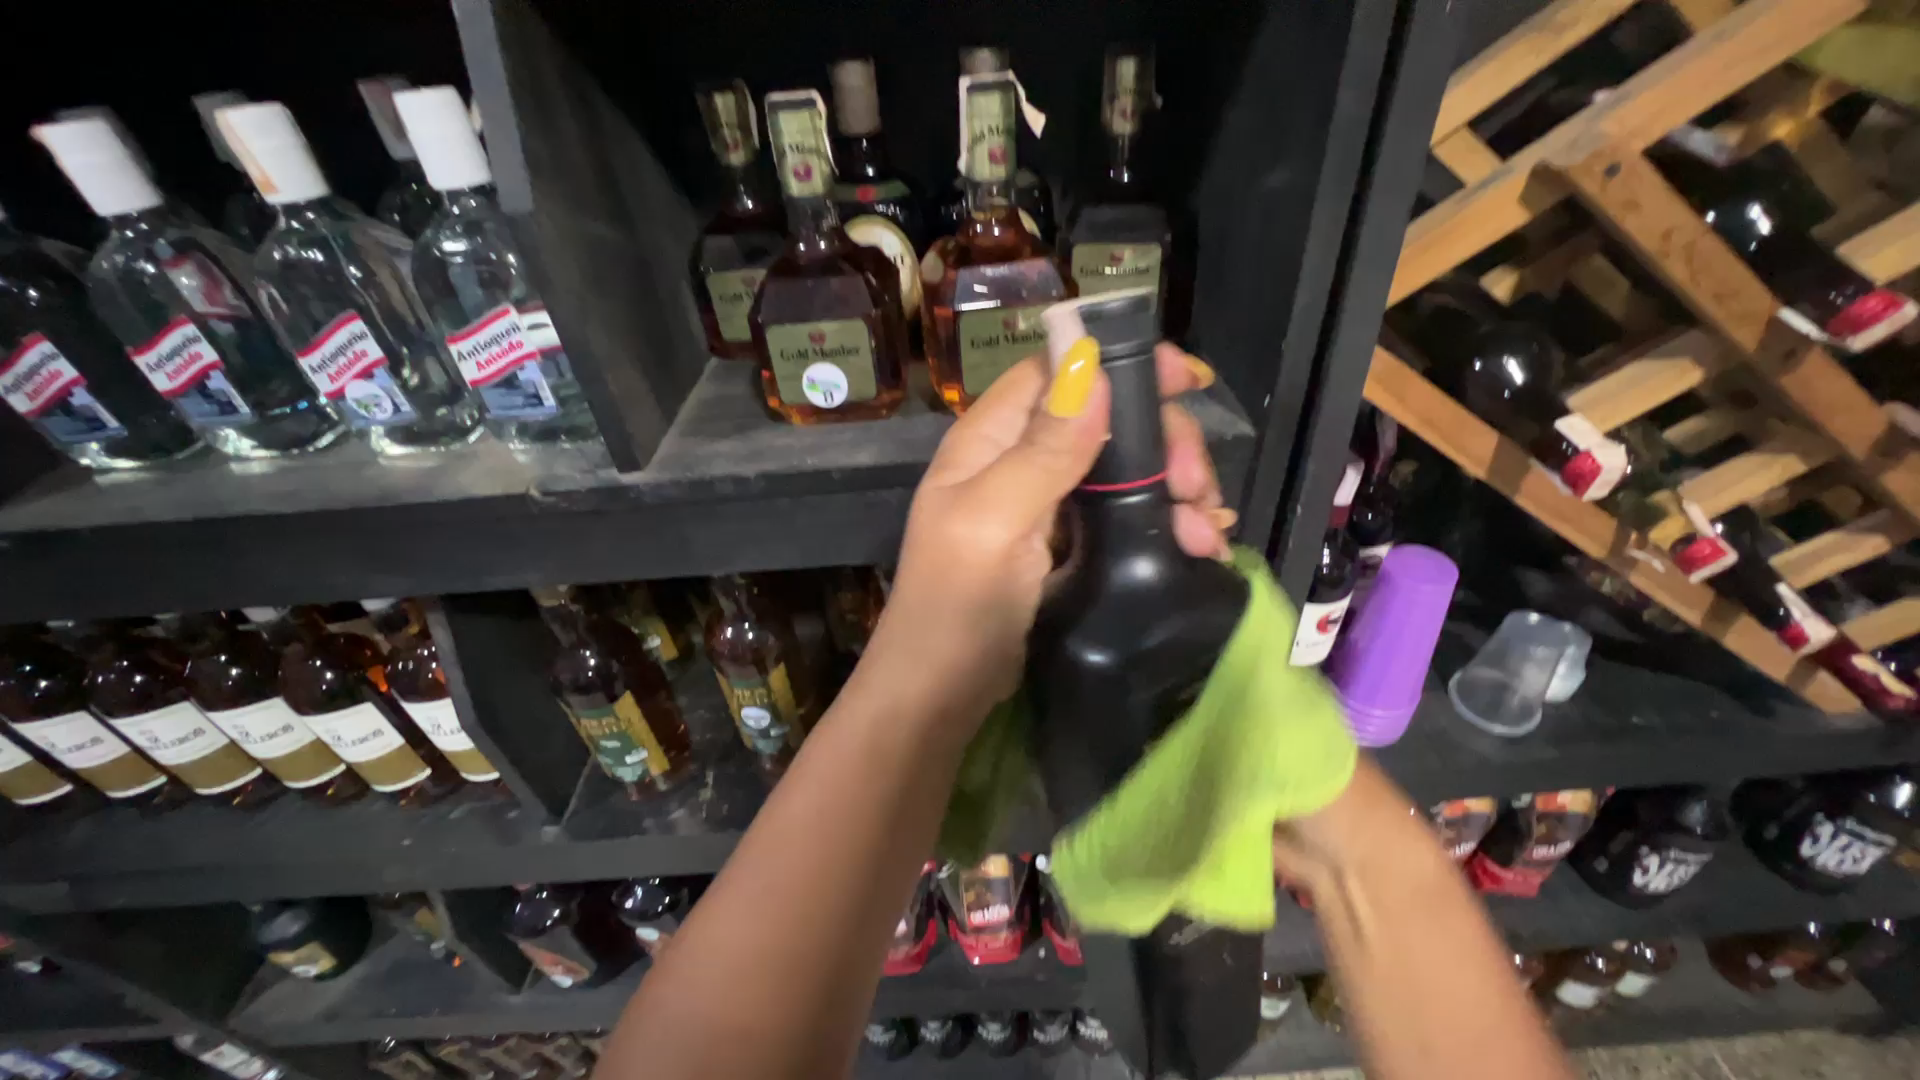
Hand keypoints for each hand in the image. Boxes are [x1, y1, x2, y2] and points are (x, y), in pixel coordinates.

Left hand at [866, 342, 1230, 731]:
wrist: (942, 694)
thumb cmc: (958, 605)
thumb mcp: (995, 521)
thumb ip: (1043, 450)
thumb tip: (1092, 369)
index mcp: (988, 441)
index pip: (1055, 373)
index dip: (1117, 365)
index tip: (1185, 381)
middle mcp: (1018, 463)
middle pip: (1104, 419)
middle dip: (1162, 442)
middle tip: (1197, 489)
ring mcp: (1045, 508)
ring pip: (1122, 468)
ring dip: (1174, 489)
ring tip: (1207, 534)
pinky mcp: (1067, 548)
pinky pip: (1124, 515)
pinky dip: (1164, 524)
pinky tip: (1200, 548)